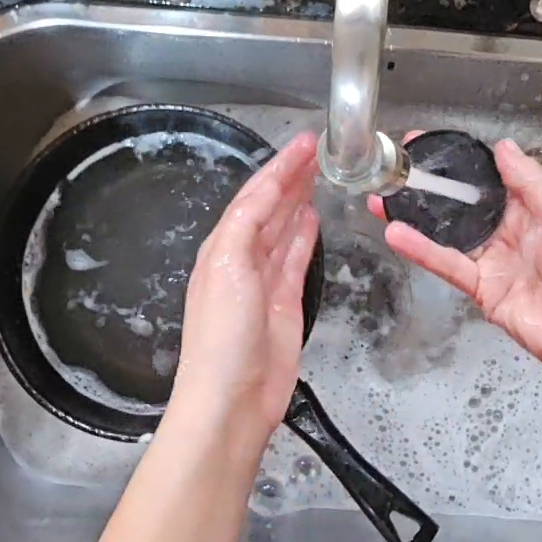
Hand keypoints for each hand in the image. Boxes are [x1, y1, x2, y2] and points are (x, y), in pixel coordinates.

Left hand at [169, 131, 320, 449]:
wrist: (232, 399)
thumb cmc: (222, 336)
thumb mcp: (228, 268)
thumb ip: (248, 225)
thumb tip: (272, 192)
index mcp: (222, 246)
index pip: (255, 195)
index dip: (280, 167)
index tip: (305, 143)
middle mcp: (242, 258)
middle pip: (270, 207)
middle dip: (291, 177)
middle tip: (318, 150)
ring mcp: (264, 280)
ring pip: (284, 229)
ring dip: (298, 200)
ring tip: (318, 174)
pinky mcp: (285, 302)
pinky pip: (296, 258)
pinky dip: (304, 236)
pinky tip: (312, 218)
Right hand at [370, 137, 541, 390]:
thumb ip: (530, 182)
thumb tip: (504, 147)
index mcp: (531, 209)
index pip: (488, 178)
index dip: (460, 162)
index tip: (431, 146)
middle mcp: (508, 232)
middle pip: (460, 205)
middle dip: (428, 188)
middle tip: (397, 169)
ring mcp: (492, 261)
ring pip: (446, 234)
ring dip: (415, 217)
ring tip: (382, 200)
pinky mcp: (480, 288)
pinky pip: (446, 264)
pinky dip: (420, 250)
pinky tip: (397, 234)